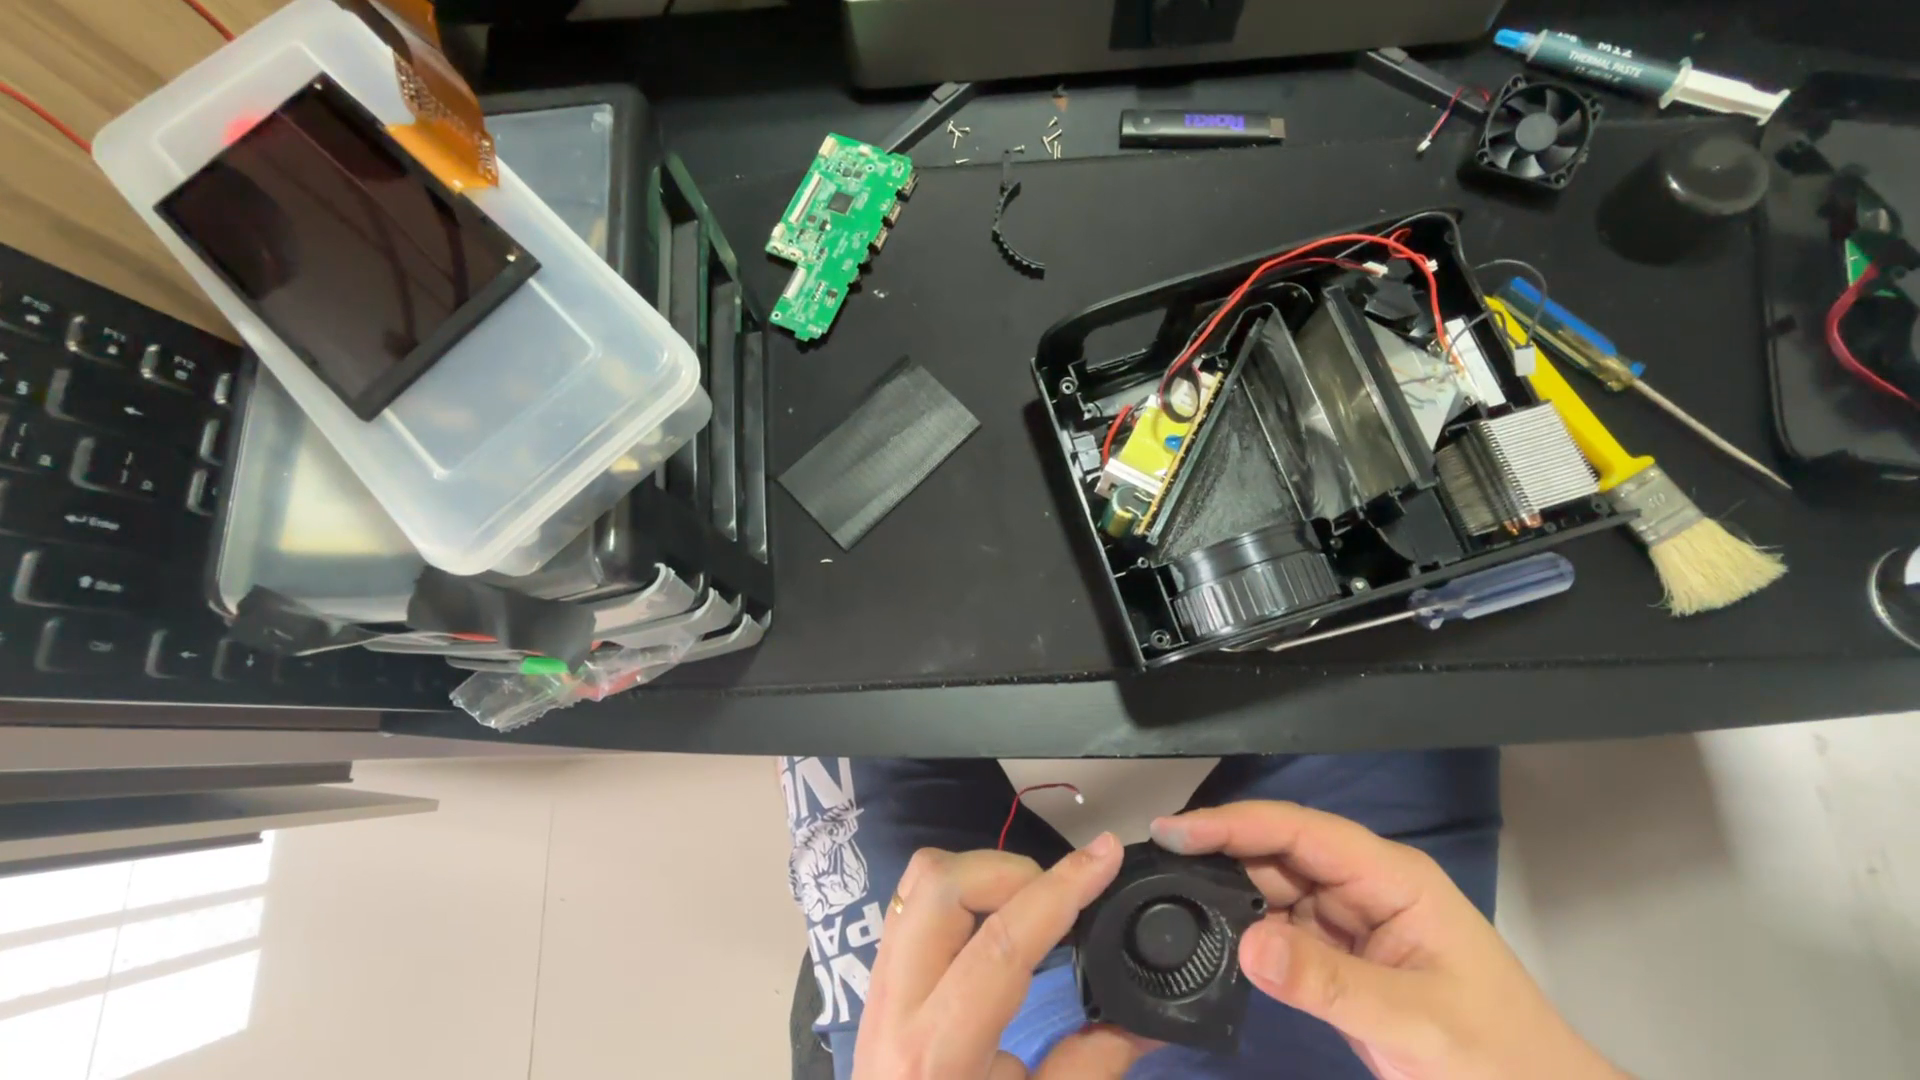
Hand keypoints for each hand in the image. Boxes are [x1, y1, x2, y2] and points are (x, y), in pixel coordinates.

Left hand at [853, 833, 1156, 1078]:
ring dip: (983, 872)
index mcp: (938, 1051)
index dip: (1061, 890)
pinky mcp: (879, 974)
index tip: (1106, 854)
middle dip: (1013, 870)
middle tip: (1062, 898)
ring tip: (1033, 903)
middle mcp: (897, 1002)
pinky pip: (914, 899)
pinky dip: (962, 887)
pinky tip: (996, 915)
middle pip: (943, 886)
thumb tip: (1148, 1018)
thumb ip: (1088, 1067)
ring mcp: (878, 982)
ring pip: (921, 880)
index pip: (1000, 943)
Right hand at [1151, 802, 1625, 1079]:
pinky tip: (1207, 934)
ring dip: (1225, 891)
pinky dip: (1243, 930)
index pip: (1299, 832)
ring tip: (1166, 895)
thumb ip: (1330, 983)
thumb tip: (1246, 941)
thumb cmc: (1499, 1062)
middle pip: (1277, 853)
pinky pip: (1279, 929)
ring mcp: (1349, 921)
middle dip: (1218, 853)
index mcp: (1390, 877)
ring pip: (1272, 887)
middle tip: (1153, 864)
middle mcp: (1363, 886)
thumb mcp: (1419, 1025)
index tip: (1172, 831)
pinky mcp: (1337, 956)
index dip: (1234, 824)